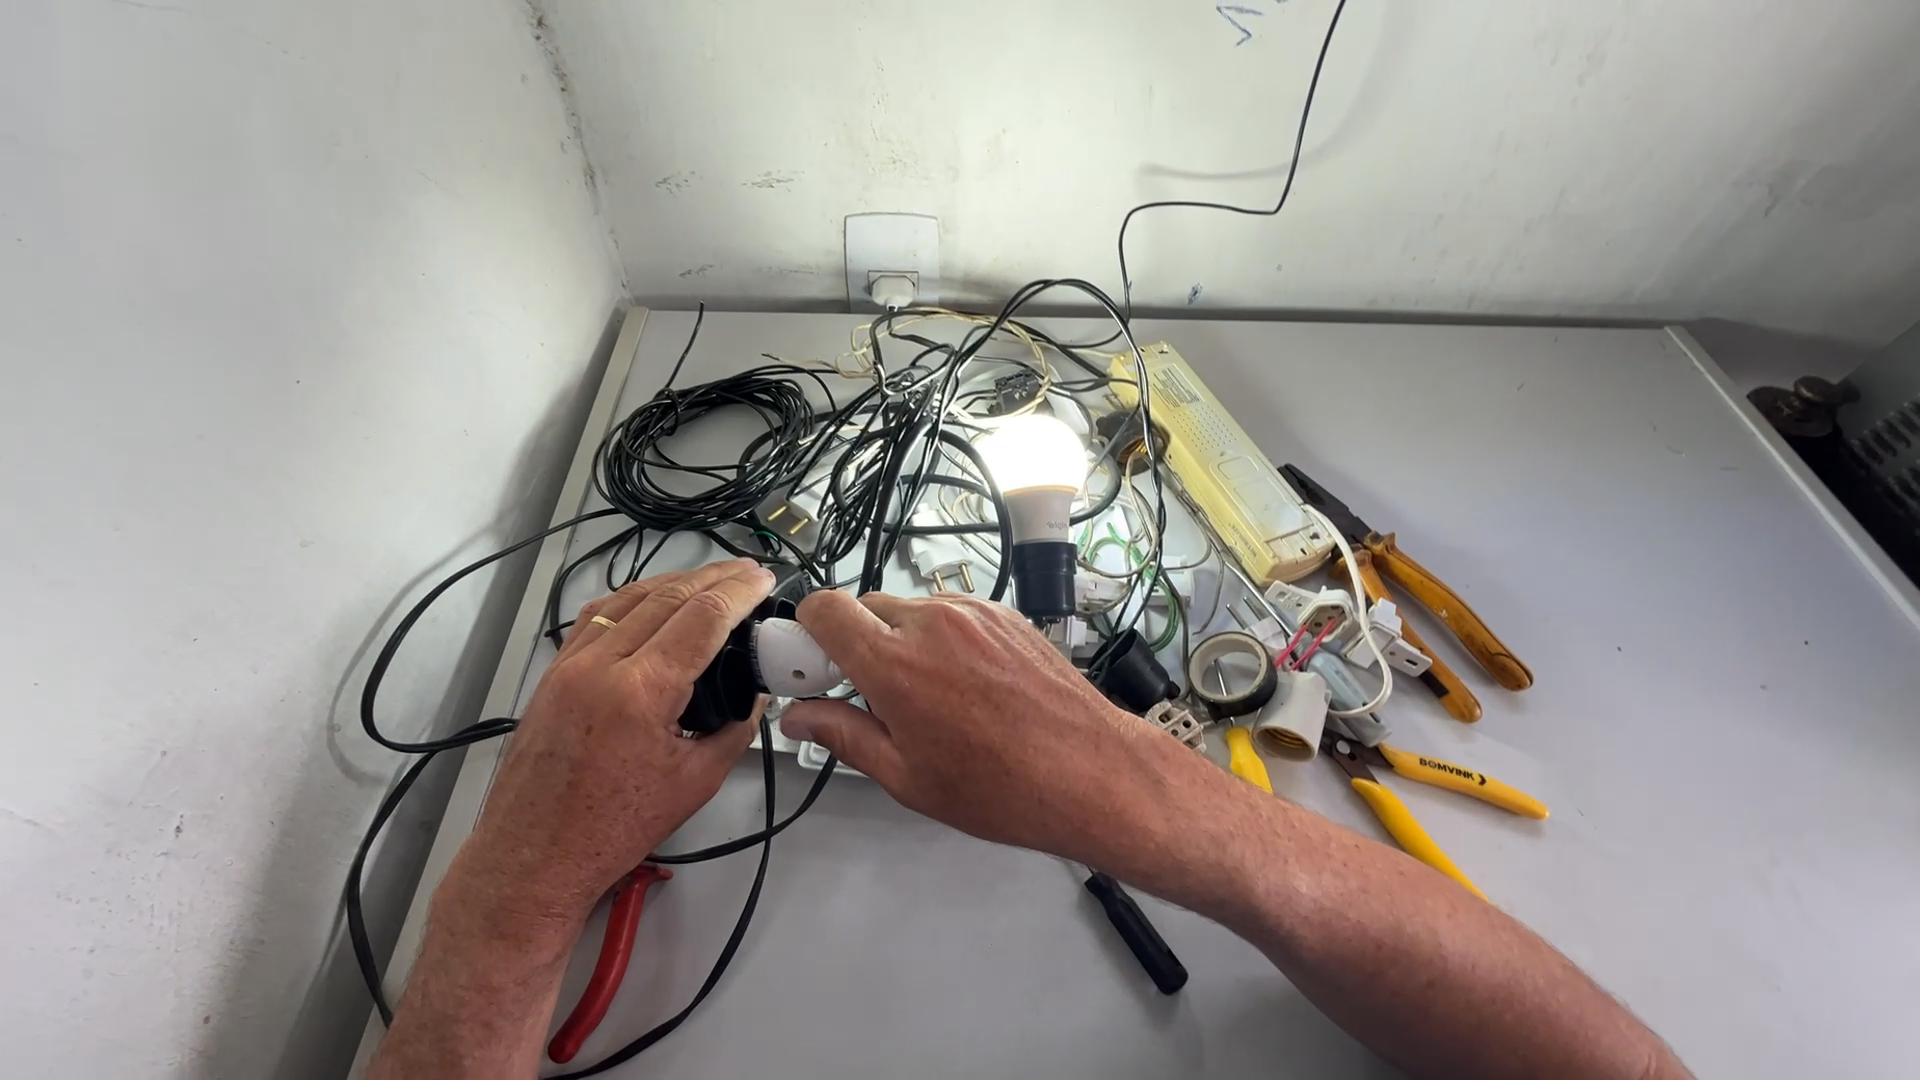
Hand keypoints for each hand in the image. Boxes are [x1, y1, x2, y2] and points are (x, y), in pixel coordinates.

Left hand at [442, 559, 774, 931]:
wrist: (532, 859)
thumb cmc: (612, 829)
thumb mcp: (697, 781)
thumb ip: (737, 727)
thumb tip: (757, 693)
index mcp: (641, 691)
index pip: (703, 616)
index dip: (741, 592)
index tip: (764, 580)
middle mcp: (601, 665)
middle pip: (669, 595)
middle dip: (716, 577)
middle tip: (748, 571)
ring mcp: (570, 664)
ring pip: (631, 597)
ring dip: (677, 580)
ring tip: (711, 577)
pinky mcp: (554, 673)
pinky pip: (598, 616)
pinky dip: (635, 597)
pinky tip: (655, 598)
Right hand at [778, 591, 1165, 864]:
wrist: (1090, 769)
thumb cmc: (995, 786)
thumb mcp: (906, 776)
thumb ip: (843, 735)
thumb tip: (796, 718)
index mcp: (894, 662)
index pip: (825, 607)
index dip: (809, 627)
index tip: (815, 662)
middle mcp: (930, 621)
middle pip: (867, 607)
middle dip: (858, 641)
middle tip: (874, 691)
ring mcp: (973, 611)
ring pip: (912, 608)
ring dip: (904, 639)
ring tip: (933, 693)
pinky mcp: (1006, 613)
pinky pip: (954, 612)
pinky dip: (944, 636)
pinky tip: (969, 682)